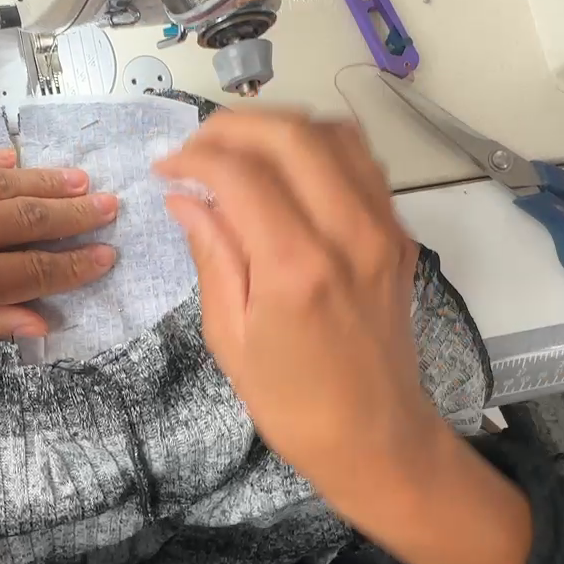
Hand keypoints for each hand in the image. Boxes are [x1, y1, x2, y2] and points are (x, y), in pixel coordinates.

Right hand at [156, 109, 529, 563]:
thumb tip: (185, 198)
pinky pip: (361, 161)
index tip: (165, 168)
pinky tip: (285, 167)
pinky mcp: (398, 233)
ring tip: (236, 149)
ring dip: (278, 127)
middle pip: (291, 136)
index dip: (194, 159)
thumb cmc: (290, 402)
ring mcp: (383, 228)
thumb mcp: (229, 335)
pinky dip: (317, 145)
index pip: (240, 175)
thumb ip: (212, 254)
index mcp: (295, 268)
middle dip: (232, 126)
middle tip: (195, 146)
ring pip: (334, 134)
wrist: (376, 437)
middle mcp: (348, 233)